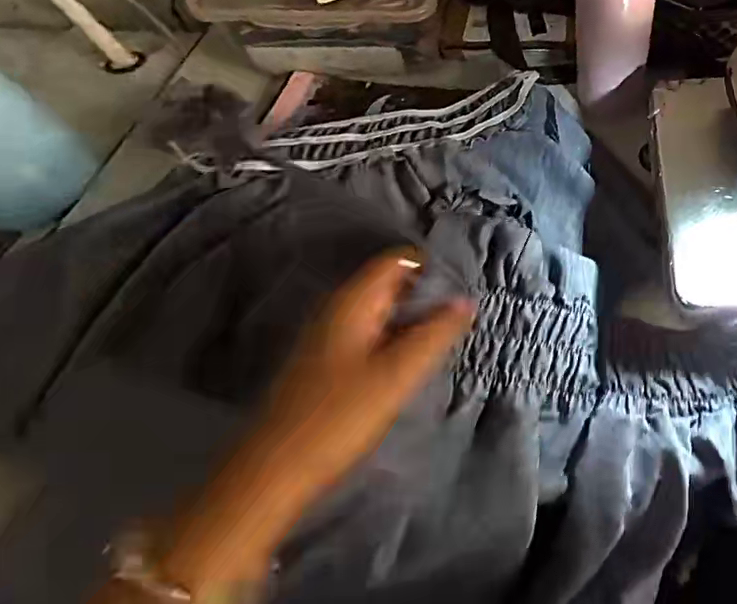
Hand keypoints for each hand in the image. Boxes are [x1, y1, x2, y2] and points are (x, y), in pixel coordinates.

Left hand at [239, 248, 474, 500]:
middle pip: (391, 282)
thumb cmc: (339, 417)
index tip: (463, 288)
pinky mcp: (324, 364)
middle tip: (459, 316)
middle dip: (427, 294)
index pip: (400, 258)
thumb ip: (438, 332)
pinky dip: (395, 338)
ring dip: (413, 319)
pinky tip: (409, 362)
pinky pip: (371, 333)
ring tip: (442, 339)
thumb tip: (467, 300)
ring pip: (382, 310)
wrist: (269, 479)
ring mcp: (327, 337)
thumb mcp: (399, 373)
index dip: (434, 266)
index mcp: (353, 301)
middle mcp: (337, 310)